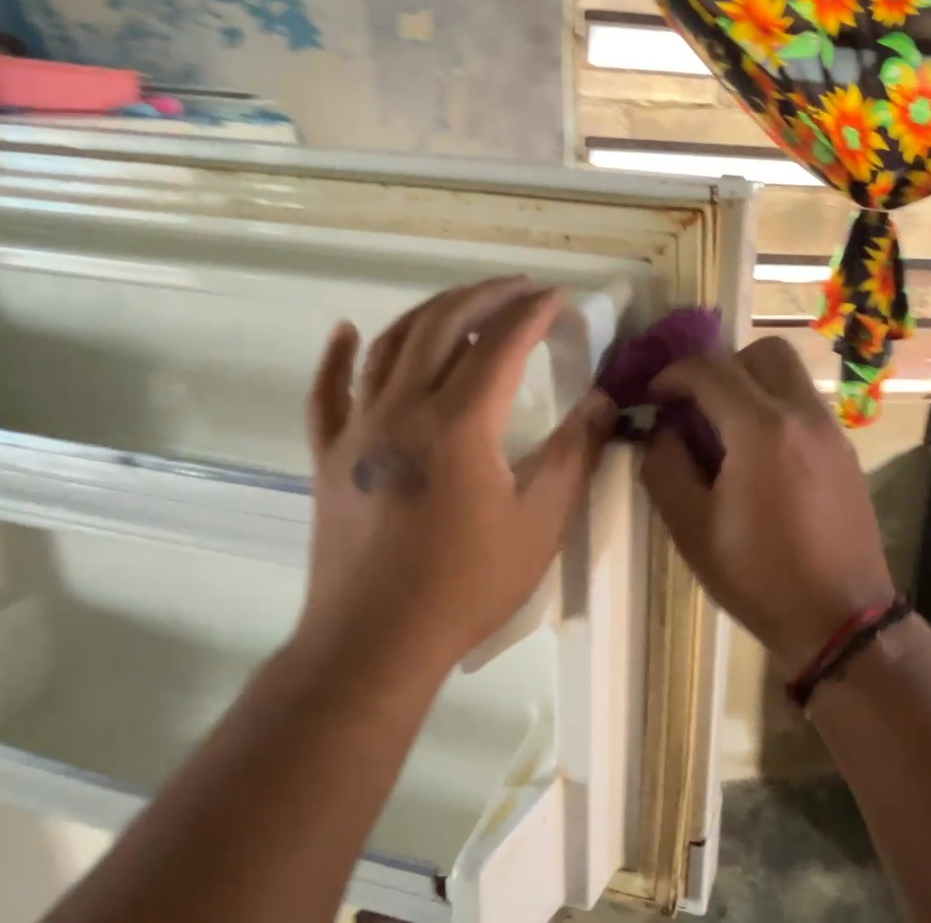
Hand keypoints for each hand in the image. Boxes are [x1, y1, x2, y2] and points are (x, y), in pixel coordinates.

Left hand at [297, 277, 615, 682]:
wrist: (375, 641)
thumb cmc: (467, 584)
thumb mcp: (540, 521)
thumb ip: (573, 453)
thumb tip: (603, 402)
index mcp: (459, 422)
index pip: (501, 344)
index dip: (533, 312)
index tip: (559, 297)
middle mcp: (403, 408)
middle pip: (441, 327)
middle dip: (484, 297)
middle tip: (518, 288)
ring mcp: (358, 429)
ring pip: (388, 345)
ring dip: (427, 313)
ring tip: (460, 302)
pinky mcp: (329, 456)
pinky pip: (327, 392)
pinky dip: (336, 355)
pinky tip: (346, 330)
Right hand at [640, 337, 893, 675]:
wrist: (841, 617)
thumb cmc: (760, 577)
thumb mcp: (691, 529)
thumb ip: (665, 466)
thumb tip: (664, 430)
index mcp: (762, 429)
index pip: (711, 370)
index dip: (674, 374)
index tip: (654, 396)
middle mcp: (803, 414)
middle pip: (763, 352)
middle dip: (722, 367)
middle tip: (697, 406)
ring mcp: (832, 430)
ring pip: (790, 375)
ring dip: (753, 384)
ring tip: (728, 431)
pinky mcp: (846, 450)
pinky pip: (806, 404)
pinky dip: (778, 407)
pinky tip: (761, 456)